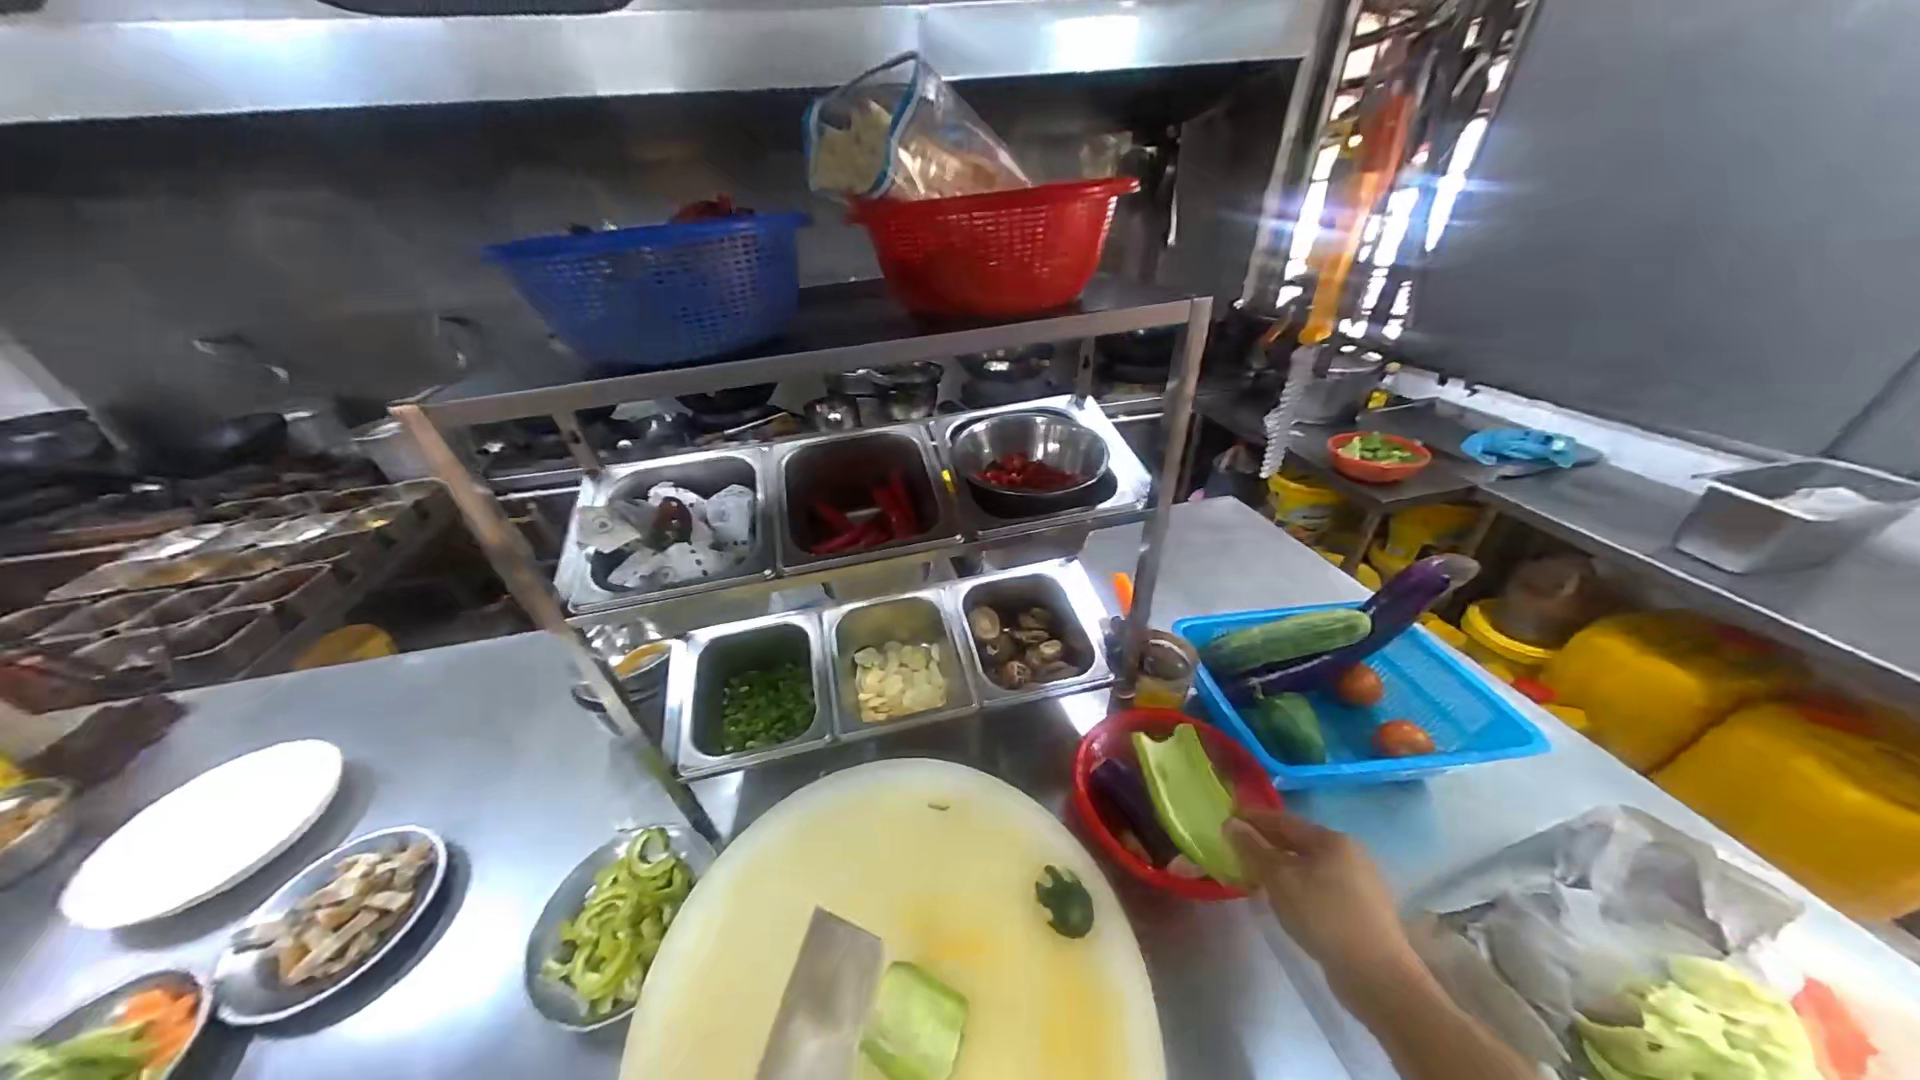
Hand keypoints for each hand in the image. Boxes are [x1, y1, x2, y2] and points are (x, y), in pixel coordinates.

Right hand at [1226, 807, 1416, 988]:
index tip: (1229, 820)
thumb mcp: (1279, 878)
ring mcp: (1361, 884)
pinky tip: (1286, 902)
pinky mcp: (1363, 911)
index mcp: (1332, 840)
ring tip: (1256, 878)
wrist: (1378, 976)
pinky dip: (1299, 887)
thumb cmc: (1323, 915)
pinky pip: (1321, 888)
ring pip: (1310, 867)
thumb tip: (1231, 823)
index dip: (1254, 819)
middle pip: (1298, 842)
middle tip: (1238, 850)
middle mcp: (1350, 855)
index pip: (1284, 820)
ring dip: (1281, 869)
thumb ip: (1253, 849)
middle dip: (1267, 845)